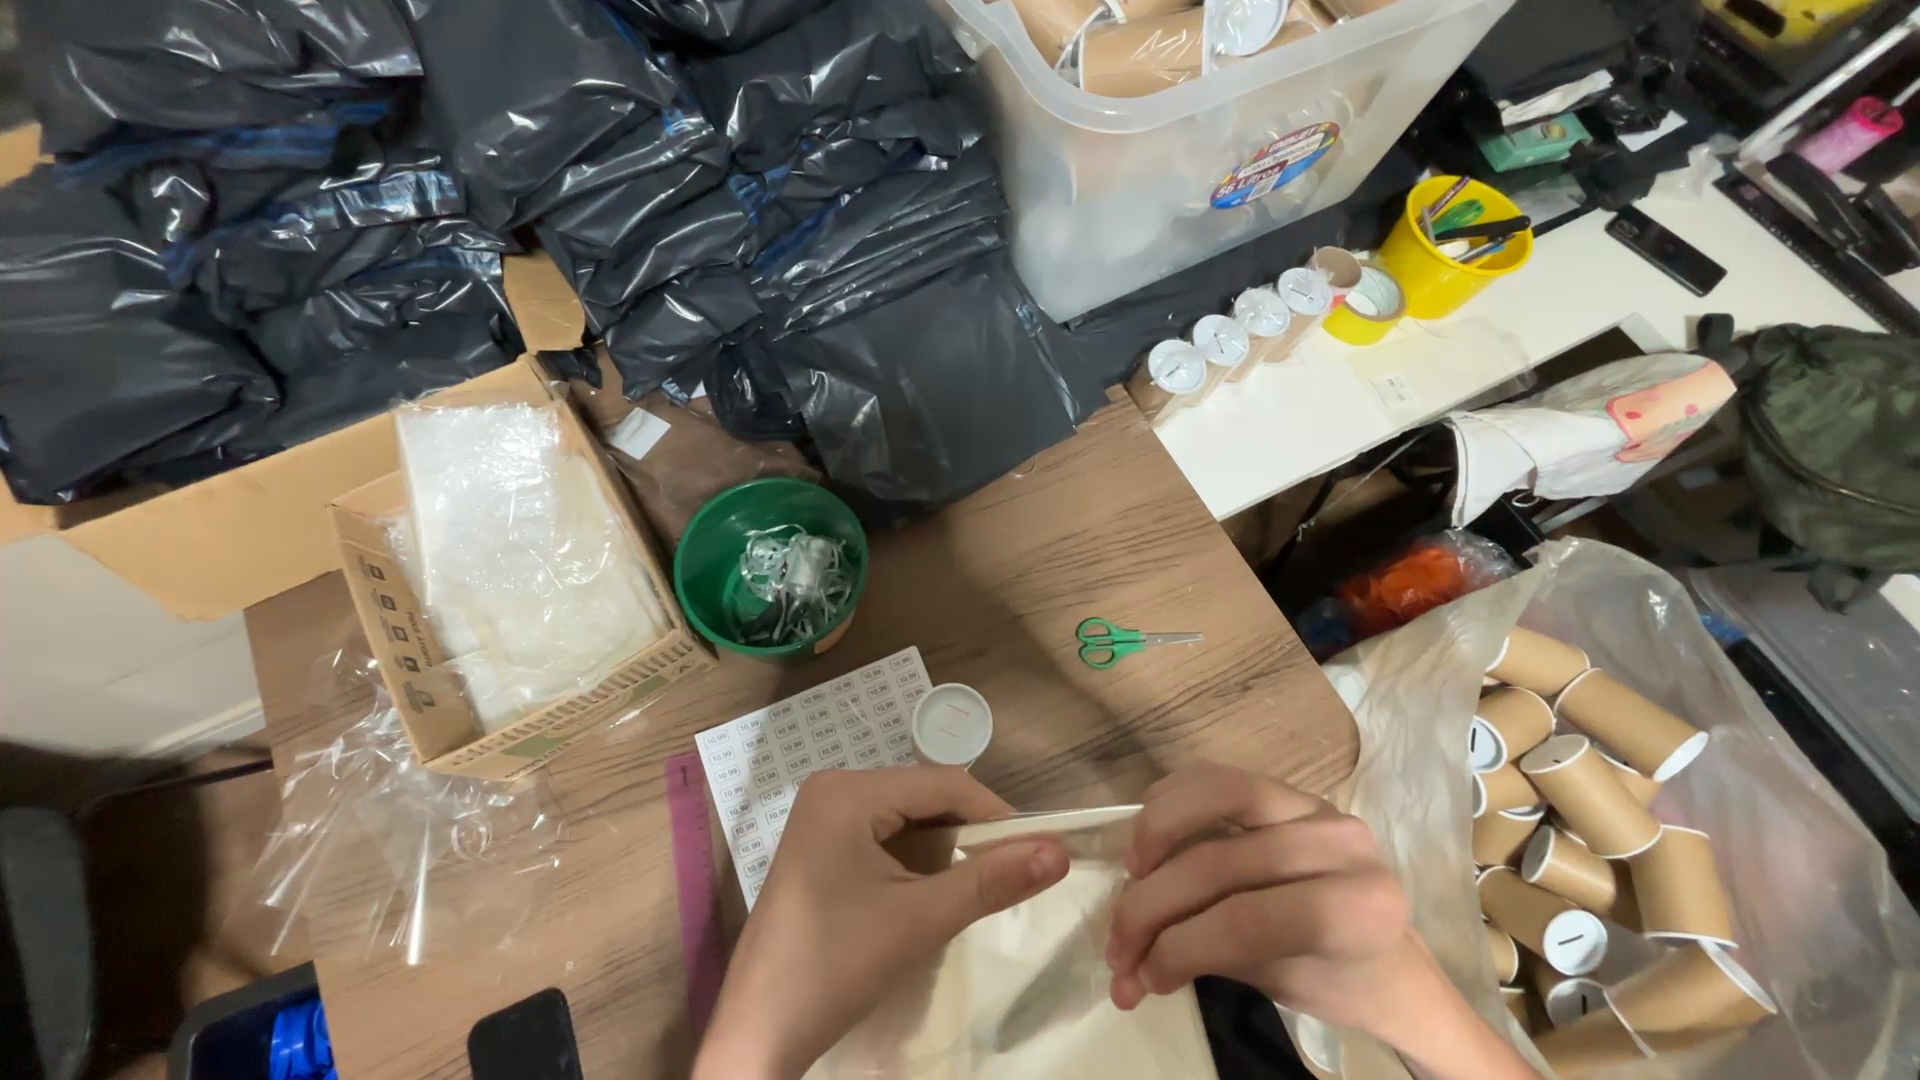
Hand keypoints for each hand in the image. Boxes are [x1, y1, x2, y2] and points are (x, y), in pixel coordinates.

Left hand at [693, 766, 1069, 1079]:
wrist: (760, 1031)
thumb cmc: (836, 965)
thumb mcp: (920, 919)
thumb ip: (991, 881)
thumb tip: (1060, 853)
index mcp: (849, 792)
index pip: (943, 783)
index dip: (997, 813)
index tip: (1041, 849)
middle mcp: (834, 789)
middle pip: (925, 796)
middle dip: (972, 831)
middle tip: (1013, 871)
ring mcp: (823, 816)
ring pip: (908, 815)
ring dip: (948, 846)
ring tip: (981, 883)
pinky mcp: (822, 844)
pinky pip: (886, 834)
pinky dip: (919, 857)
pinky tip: (936, 888)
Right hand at [1105, 764, 1422, 1037]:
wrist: (1386, 954)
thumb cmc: (1338, 981)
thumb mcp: (1278, 984)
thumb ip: (1202, 965)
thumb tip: (1123, 979)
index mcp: (1358, 910)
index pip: (1245, 921)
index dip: (1181, 947)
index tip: (1140, 976)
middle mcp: (1342, 845)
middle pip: (1219, 861)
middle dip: (1152, 903)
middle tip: (1118, 941)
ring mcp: (1315, 806)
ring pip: (1218, 793)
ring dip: (1157, 829)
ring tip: (1131, 869)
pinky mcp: (1289, 789)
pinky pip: (1219, 777)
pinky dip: (1173, 796)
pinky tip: (1149, 827)